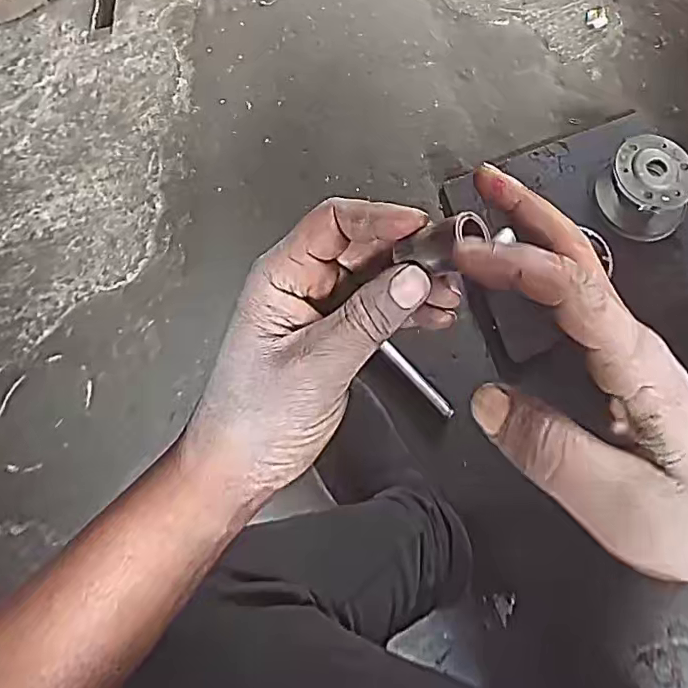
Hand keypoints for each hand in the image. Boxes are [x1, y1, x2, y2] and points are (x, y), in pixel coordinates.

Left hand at [182, 199, 462, 500]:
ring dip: (416, 280)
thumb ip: (368, 318)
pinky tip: (434, 313)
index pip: (334, 222)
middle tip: (445, 260)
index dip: (379, 217)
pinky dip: (412, 306)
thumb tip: (412, 278)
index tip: (418, 226)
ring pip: (380, 273)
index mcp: (281, 275)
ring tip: (446, 292)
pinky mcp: (344, 328)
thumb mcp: (316, 363)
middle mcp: (304, 282)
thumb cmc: (249, 420)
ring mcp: (326, 305)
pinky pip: (385, 302)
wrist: (241, 470)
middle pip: (365, 244)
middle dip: (408, 250)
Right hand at [453, 166, 687, 593]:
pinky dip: (537, 272)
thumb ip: (550, 452)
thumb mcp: (621, 504)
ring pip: (576, 271)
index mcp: (639, 364)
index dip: (520, 263)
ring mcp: (628, 348)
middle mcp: (635, 342)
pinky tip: (515, 273)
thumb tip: (489, 402)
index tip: (470, 257)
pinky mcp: (620, 361)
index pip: (575, 289)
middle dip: (531, 211)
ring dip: (532, 233)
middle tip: (487, 182)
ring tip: (490, 212)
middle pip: (579, 256)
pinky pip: (572, 301)